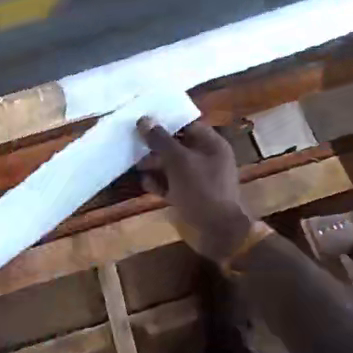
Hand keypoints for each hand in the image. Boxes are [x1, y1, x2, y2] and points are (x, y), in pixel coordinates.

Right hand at [138, 117, 254, 260]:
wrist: (218, 232)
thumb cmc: (202, 190)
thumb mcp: (179, 161)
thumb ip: (161, 140)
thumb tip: (143, 119)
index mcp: (212, 145)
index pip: (188, 125)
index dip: (166, 122)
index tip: (143, 121)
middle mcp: (208, 159)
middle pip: (179, 146)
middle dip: (156, 146)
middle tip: (134, 144)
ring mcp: (200, 180)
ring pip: (174, 166)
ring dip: (155, 165)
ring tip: (134, 164)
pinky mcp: (191, 197)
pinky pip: (173, 185)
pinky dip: (159, 183)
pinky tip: (144, 183)